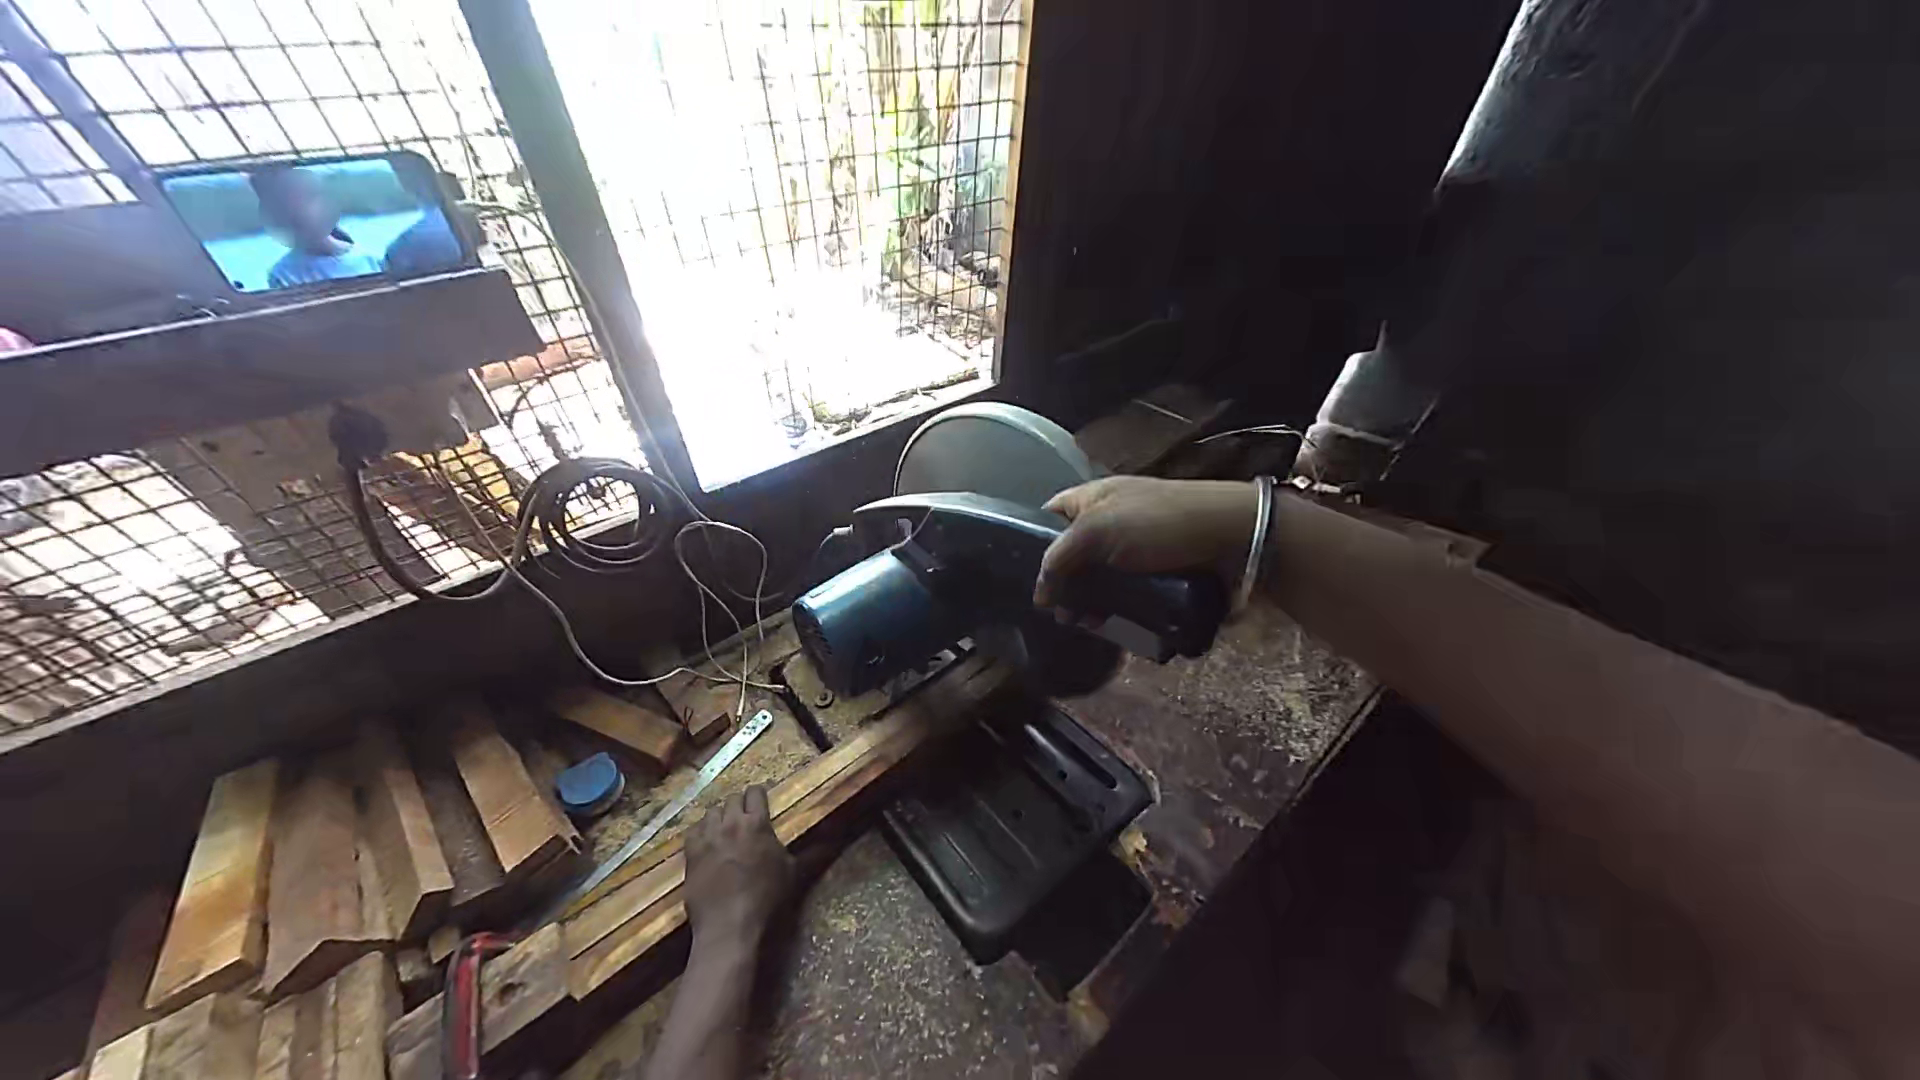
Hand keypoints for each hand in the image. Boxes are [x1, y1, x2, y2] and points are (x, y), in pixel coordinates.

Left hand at [683, 785, 793, 946]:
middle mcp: (731, 823)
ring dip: (719, 817)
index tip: (760, 800)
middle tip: (744, 817)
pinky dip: (701, 832)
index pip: (755, 792)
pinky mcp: (691, 854)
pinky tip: (707, 842)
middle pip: (732, 799)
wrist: (730, 925)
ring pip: (711, 812)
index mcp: (757, 823)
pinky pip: (693, 831)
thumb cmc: (767, 897)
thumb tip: (835, 842)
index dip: (758, 794)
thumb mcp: (792, 872)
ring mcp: (708, 838)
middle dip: (739, 805)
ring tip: (724, 829)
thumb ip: (809, 852)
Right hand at [1035, 477, 1257, 608]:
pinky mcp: (1154, 572)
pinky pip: (1123, 592)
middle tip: (1061, 612)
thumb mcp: (1096, 531)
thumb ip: (1058, 559)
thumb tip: (1040, 596)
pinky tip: (1108, 625)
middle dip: (1062, 584)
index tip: (1027, 575)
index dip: (1034, 541)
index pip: (1048, 515)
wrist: (1231, 535)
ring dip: (1087, 602)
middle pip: (1071, 554)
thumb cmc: (1157, 524)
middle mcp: (1108, 520)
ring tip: (1086, 624)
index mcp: (1091, 498)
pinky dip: (1113, 608)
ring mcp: (1133, 548)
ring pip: (1096, 578)